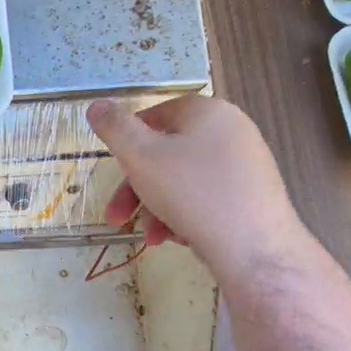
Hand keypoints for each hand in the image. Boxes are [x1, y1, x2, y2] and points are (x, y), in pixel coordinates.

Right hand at [87, 96, 313, 283]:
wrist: (254, 245)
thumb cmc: (191, 192)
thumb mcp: (141, 157)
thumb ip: (115, 129)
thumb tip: (96, 105)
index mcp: (207, 112)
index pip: (158, 113)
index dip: (129, 139)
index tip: (112, 167)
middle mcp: (231, 130)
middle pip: (167, 154)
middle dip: (136, 189)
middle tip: (117, 217)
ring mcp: (244, 163)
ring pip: (182, 181)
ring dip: (156, 208)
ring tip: (152, 237)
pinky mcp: (251, 194)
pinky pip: (205, 198)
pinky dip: (184, 215)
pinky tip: (177, 238)